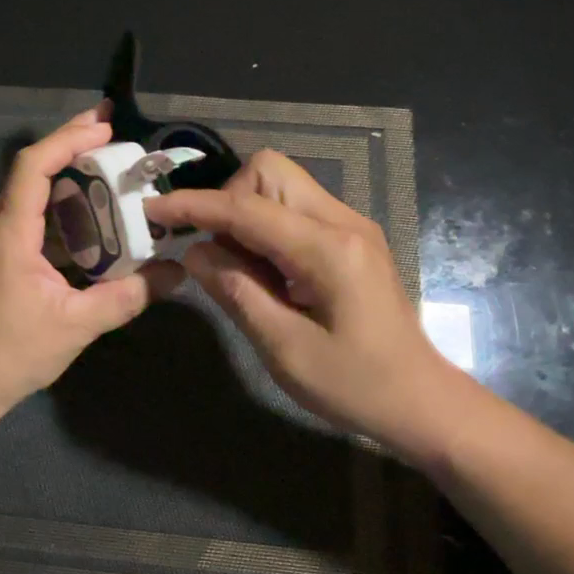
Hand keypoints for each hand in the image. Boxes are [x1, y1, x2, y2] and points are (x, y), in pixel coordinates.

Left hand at [0, 107, 183, 421]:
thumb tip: (178, 273)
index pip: (32, 167)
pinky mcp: (5, 249)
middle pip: (32, 168)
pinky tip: (97, 207)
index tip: (104, 128)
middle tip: (114, 131)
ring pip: (33, 187)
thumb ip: (129, 295)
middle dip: (71, 144)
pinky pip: (35, 210)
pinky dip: (64, 200)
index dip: (67, 140)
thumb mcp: (79, 324)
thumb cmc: (18, 350)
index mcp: (10, 233)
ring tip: (112, 162)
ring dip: (69, 171)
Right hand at [145, 150, 468, 459]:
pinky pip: (293, 210)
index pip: (247, 208)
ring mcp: (350, 227)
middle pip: (269, 172)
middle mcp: (343, 222)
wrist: (420, 401)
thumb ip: (236, 291)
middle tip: (216, 254)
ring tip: (239, 269)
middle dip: (227, 201)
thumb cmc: (355, 385)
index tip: (153, 209)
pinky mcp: (349, 239)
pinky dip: (264, 227)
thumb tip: (194, 252)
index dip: (194, 206)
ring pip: (280, 186)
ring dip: (245, 214)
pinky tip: (263, 273)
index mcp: (328, 249)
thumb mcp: (284, 348)